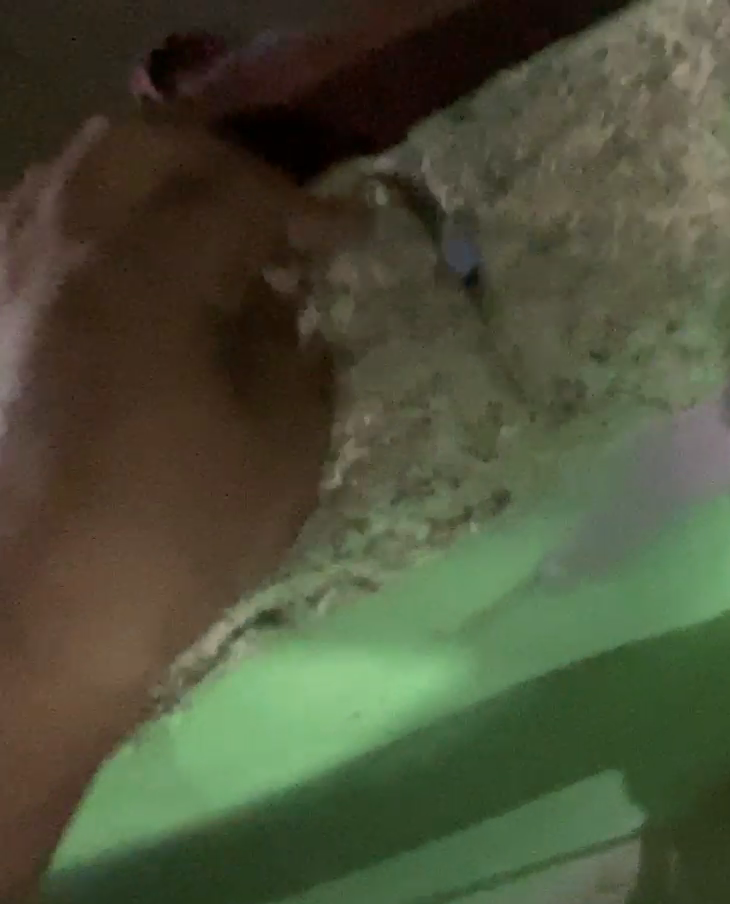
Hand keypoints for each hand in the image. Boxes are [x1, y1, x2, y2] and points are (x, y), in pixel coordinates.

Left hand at [0, 117, 359, 721]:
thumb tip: (286, 306)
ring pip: (80, 174)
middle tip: (293, 219)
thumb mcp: (285, 441)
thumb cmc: (188, 526)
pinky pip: (53, 225)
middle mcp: (51, 257)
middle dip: (230, 165)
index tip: (363, 233)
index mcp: (140, 289)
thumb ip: (293, 353)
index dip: (311, 206)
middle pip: (137, 144)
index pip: (235, 197)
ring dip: (171, 190)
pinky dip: (124, 227)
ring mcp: (4, 281)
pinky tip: (173, 287)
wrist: (45, 602)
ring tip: (238, 250)